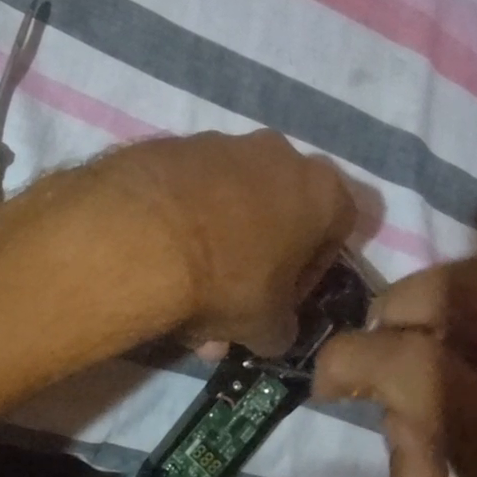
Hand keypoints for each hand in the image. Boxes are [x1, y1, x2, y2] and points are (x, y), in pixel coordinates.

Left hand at [69, 130, 357, 355]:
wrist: (139, 237)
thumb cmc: (227, 281)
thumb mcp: (266, 327)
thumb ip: (282, 329)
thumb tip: (274, 334)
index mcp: (321, 189)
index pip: (337, 230)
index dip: (310, 274)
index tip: (282, 302)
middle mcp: (277, 153)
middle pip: (276, 214)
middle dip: (256, 262)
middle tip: (229, 306)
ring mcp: (219, 142)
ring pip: (228, 203)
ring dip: (216, 245)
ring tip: (183, 296)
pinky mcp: (169, 145)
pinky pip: (186, 191)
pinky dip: (179, 222)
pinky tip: (157, 262)